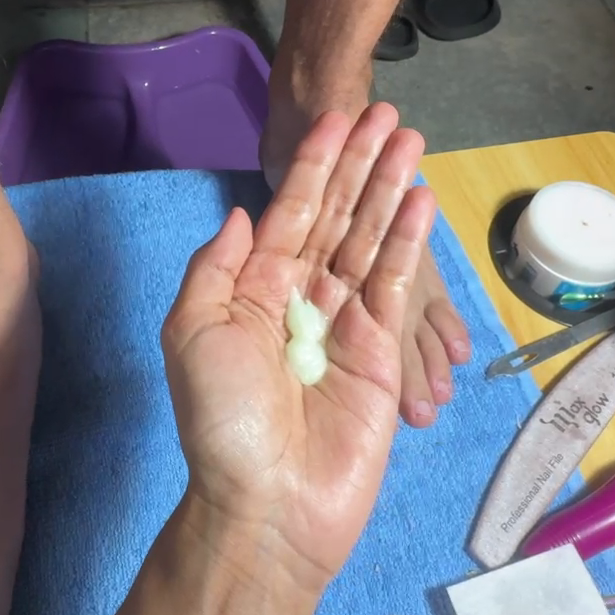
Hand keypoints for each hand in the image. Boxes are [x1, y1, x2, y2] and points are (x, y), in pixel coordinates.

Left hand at [160, 104, 435, 586]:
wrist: (267, 502)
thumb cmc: (223, 417)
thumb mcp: (194, 330)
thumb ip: (217, 266)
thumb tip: (243, 214)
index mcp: (256, 285)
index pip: (290, 209)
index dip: (311, 164)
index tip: (334, 119)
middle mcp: (303, 292)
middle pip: (336, 212)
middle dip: (359, 162)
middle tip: (386, 112)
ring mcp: (346, 318)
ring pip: (370, 236)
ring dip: (389, 187)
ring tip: (411, 139)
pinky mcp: (382, 348)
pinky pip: (397, 283)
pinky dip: (409, 239)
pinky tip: (420, 199)